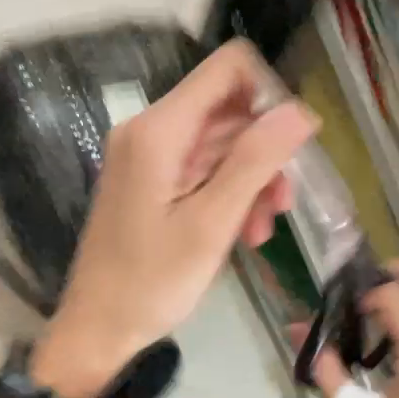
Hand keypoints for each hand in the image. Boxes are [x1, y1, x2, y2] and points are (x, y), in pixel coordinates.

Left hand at [34, 40, 319, 397]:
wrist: (97, 329)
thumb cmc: (149, 284)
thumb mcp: (210, 225)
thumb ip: (254, 163)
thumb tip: (301, 110)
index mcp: (158, 131)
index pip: (230, 68)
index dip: (271, 95)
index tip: (294, 144)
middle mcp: (148, 131)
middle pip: (227, 111)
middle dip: (264, 152)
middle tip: (283, 206)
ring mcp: (145, 159)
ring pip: (218, 146)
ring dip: (249, 182)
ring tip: (260, 233)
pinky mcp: (147, 185)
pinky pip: (198, 172)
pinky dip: (225, 197)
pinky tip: (241, 235)